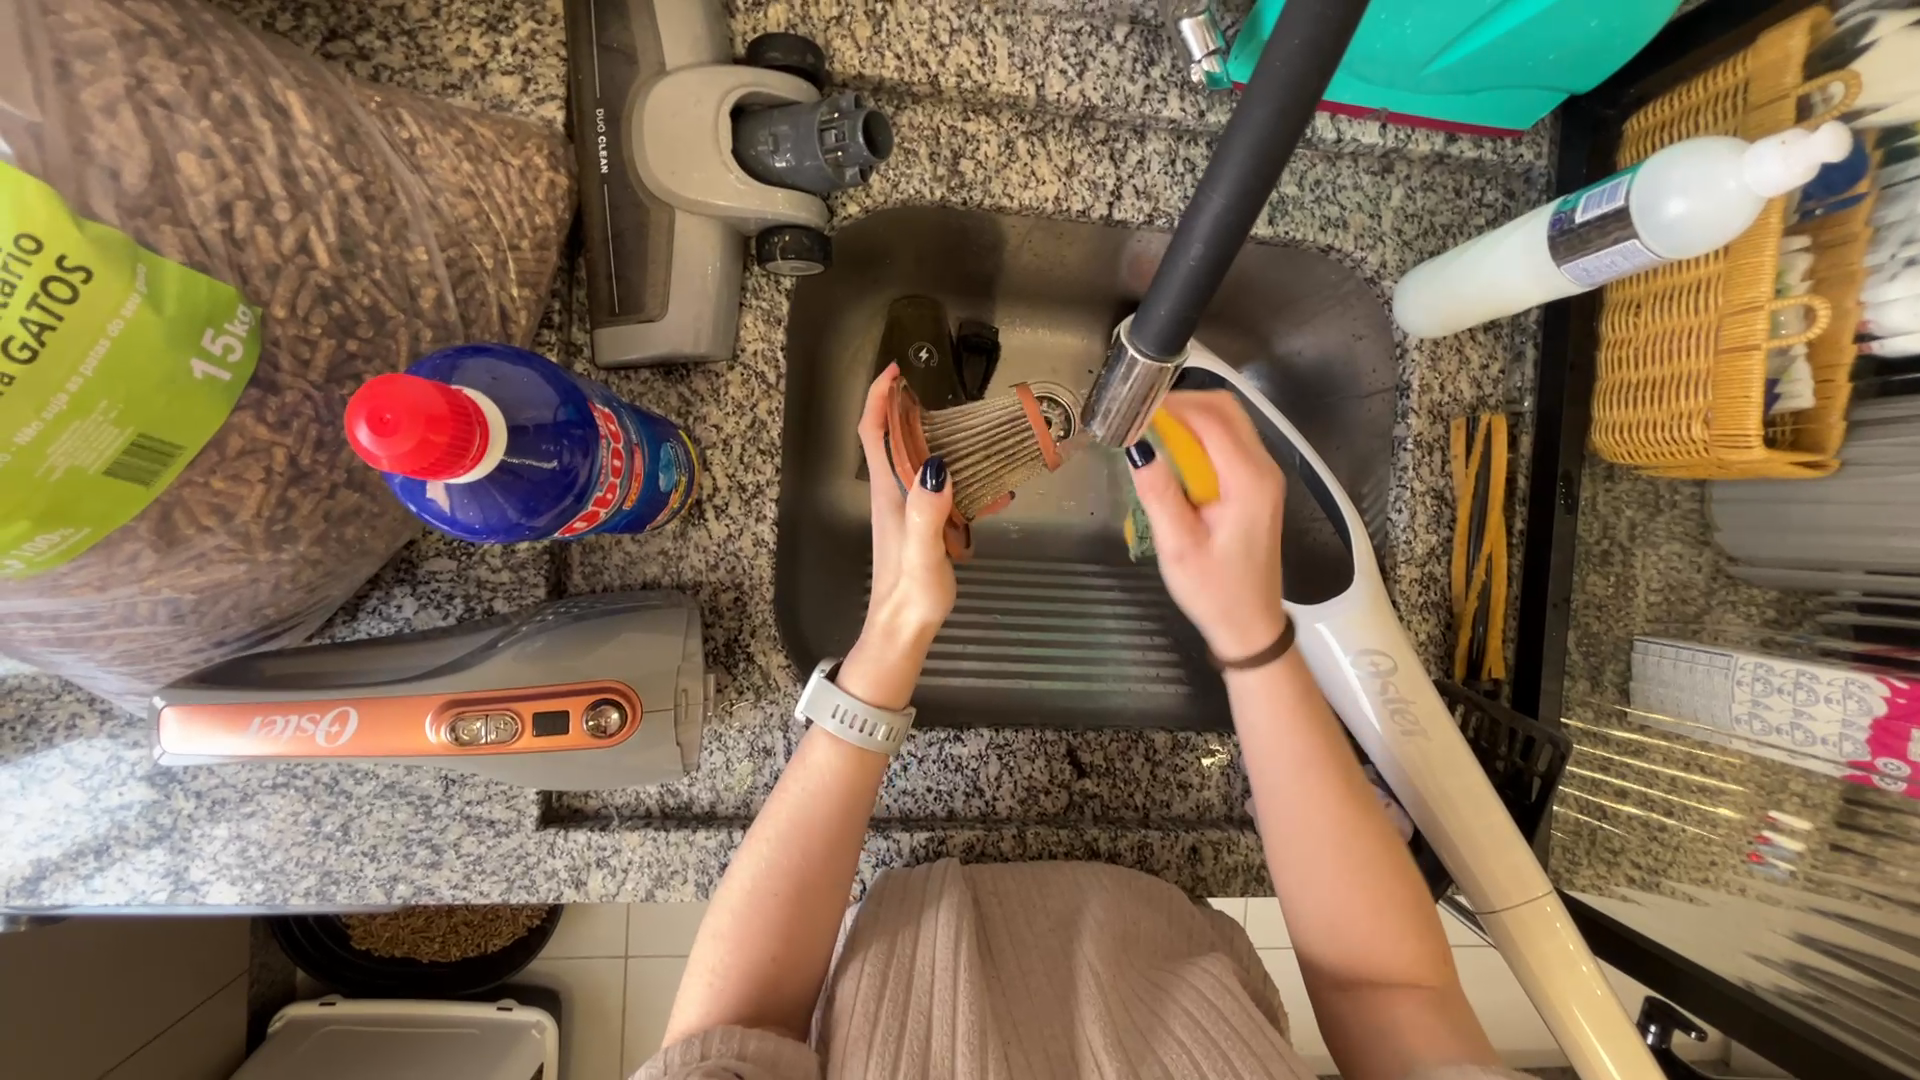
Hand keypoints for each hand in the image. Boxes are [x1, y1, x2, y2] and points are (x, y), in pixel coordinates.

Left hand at [839, 364, 956, 709]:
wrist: (903, 630)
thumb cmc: (911, 593)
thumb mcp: (924, 553)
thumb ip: (928, 513)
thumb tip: (938, 466)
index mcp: (889, 493)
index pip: (874, 432)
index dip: (879, 397)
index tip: (897, 370)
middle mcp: (893, 495)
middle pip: (892, 438)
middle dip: (908, 407)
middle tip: (941, 391)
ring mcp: (906, 511)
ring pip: (914, 460)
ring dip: (933, 437)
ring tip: (969, 427)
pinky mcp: (921, 526)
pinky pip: (935, 488)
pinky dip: (956, 475)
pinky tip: (990, 486)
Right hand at [1126, 390, 1287, 660]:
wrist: (1249, 624)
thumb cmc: (1213, 590)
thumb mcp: (1178, 546)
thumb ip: (1158, 492)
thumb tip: (1136, 447)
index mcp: (1248, 481)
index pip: (1211, 419)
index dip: (1171, 405)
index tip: (1132, 406)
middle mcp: (1263, 469)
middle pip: (1225, 409)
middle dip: (1182, 402)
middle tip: (1138, 413)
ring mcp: (1263, 475)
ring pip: (1229, 422)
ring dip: (1190, 416)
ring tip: (1148, 428)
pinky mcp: (1255, 485)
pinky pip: (1228, 442)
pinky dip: (1198, 434)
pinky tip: (1170, 450)